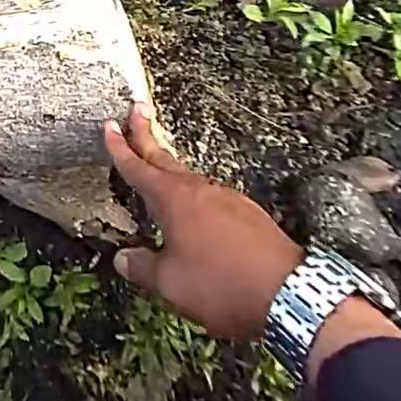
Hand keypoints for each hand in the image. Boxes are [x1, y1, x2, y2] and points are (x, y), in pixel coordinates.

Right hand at [103, 102, 303, 337]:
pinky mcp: (248, 213)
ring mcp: (226, 198)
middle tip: (136, 108)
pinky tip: (198, 209)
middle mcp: (197, 190)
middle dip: (145, 132)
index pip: (137, 166)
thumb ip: (143, 268)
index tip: (109, 125)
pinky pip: (211, 196)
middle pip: (163, 155)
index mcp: (172, 199)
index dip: (120, 147)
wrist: (291, 292)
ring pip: (188, 176)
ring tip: (160, 163)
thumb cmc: (222, 284)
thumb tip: (122, 259)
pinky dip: (196, 194)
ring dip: (170, 165)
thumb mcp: (171, 283)